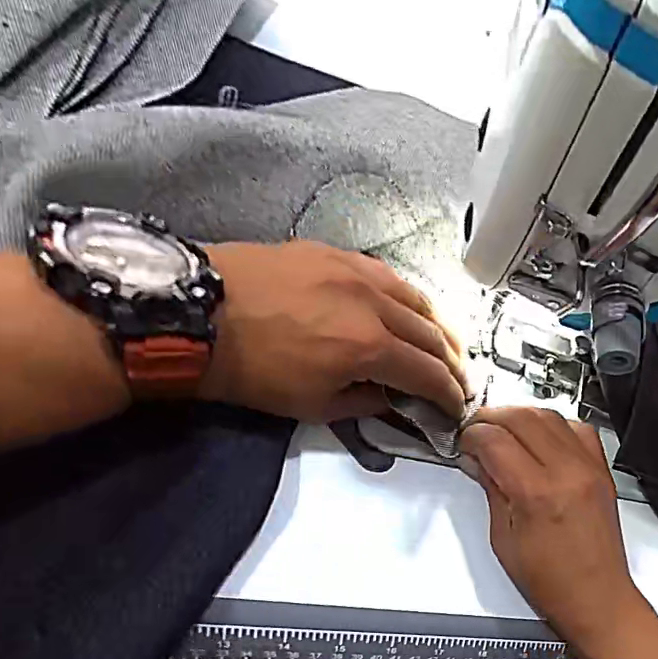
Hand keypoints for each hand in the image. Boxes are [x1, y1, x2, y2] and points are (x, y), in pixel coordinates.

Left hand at [198, 241, 467, 421]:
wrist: (199, 316)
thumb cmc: (252, 370)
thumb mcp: (314, 406)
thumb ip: (365, 402)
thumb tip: (392, 398)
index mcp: (370, 346)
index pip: (428, 373)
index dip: (448, 393)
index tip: (455, 405)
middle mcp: (373, 303)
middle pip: (432, 334)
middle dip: (452, 362)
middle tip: (458, 379)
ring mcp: (356, 271)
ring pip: (417, 298)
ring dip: (438, 325)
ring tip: (445, 343)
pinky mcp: (335, 253)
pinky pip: (388, 275)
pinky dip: (408, 297)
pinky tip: (408, 307)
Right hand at [458, 407, 649, 644]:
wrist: (597, 597)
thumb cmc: (552, 582)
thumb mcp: (503, 539)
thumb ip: (492, 490)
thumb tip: (479, 460)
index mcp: (536, 493)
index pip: (495, 439)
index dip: (472, 435)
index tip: (464, 441)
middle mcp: (567, 472)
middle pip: (522, 417)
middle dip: (492, 418)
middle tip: (477, 429)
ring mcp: (589, 468)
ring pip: (550, 415)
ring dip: (521, 416)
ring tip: (503, 430)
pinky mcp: (602, 470)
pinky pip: (578, 428)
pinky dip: (554, 424)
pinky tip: (540, 437)